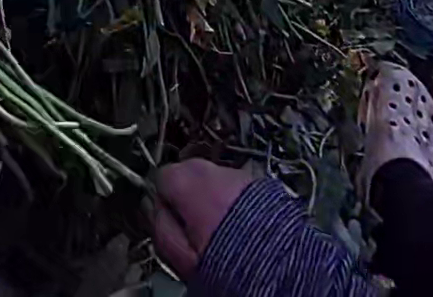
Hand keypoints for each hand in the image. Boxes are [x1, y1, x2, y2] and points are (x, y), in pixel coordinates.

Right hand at [151, 159, 256, 278]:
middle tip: (196, 232)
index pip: (161, 178)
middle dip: (188, 199)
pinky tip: (239, 228)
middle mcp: (210, 168)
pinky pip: (233, 187)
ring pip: (211, 180)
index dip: (164, 203)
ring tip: (220, 233)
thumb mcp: (183, 256)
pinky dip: (232, 202)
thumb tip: (153, 213)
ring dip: (211, 199)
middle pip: (186, 174)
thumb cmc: (230, 262)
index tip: (170, 223)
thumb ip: (161, 229)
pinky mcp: (256, 180)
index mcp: (187, 180)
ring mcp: (234, 171)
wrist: (279, 263)